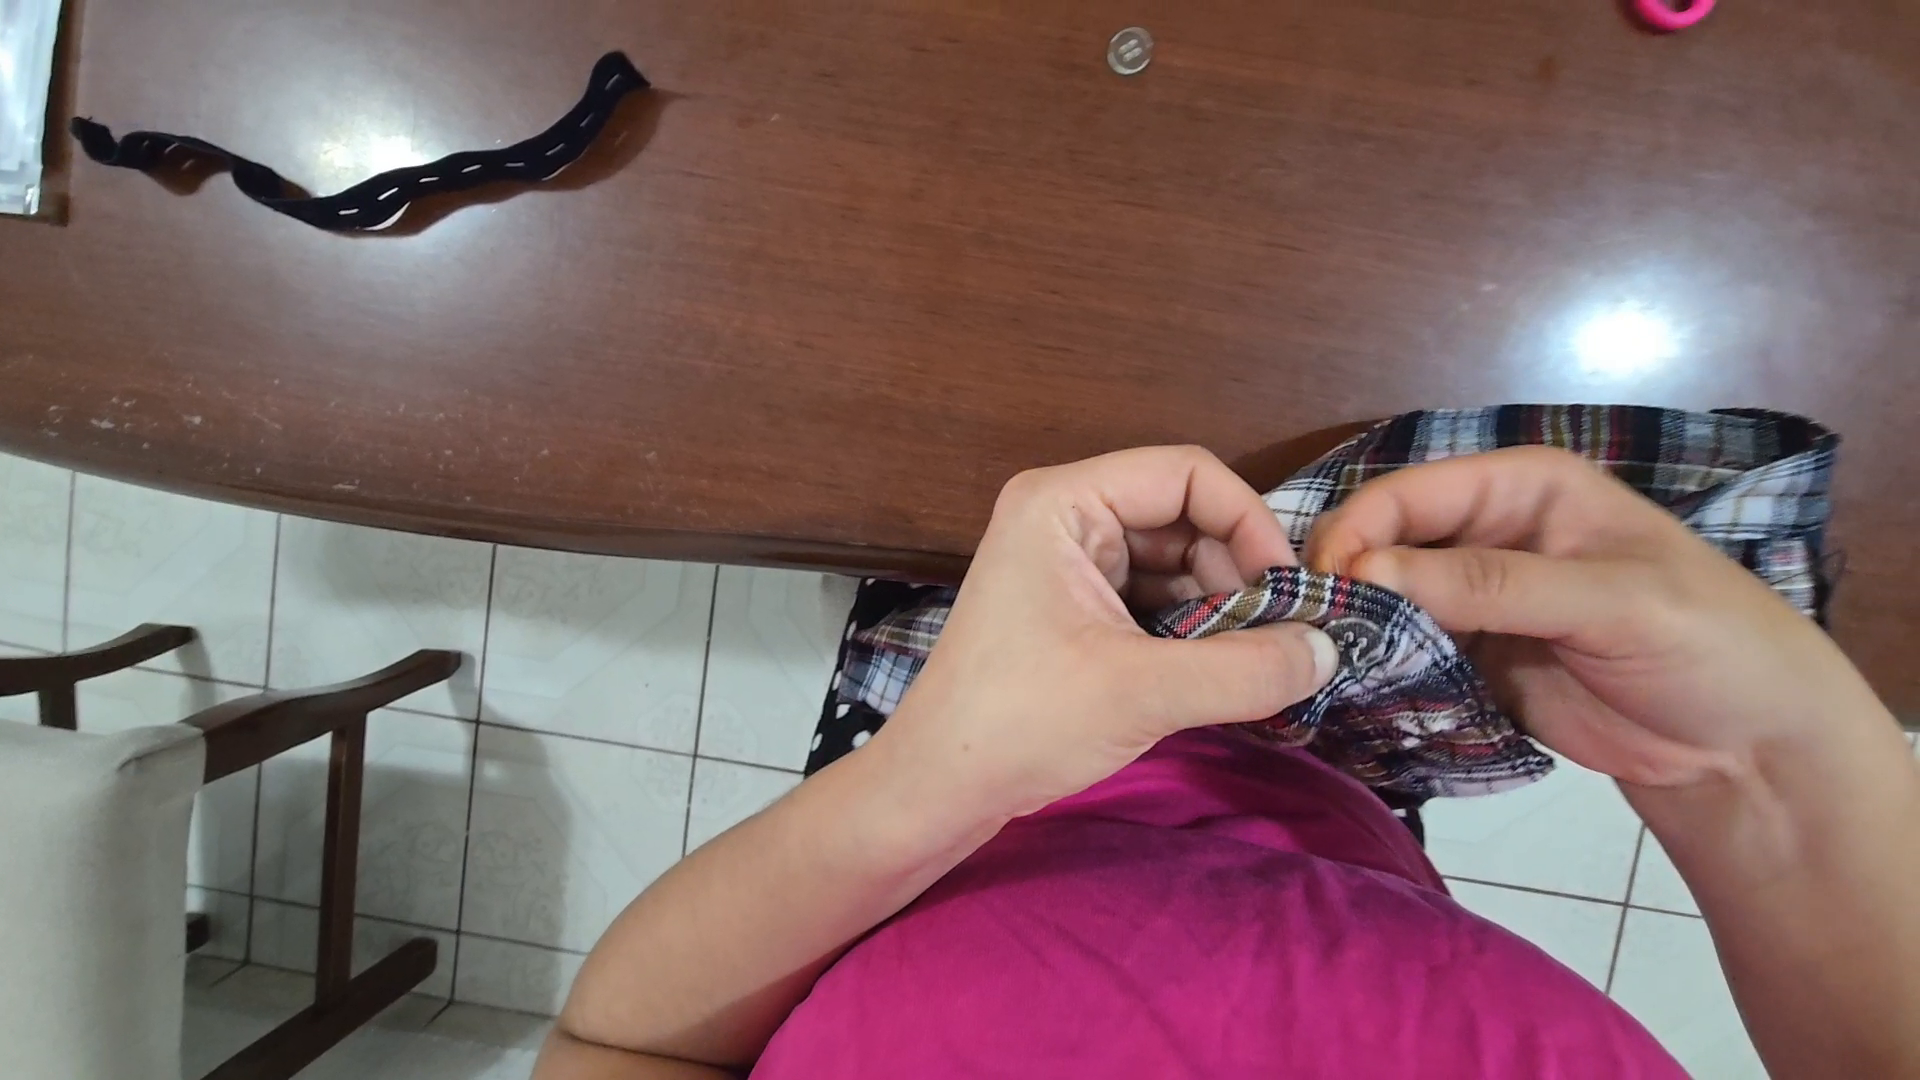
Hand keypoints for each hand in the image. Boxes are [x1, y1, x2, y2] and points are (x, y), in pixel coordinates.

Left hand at [873, 446, 1338, 821]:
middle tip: (1277, 635)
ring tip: (1248, 658)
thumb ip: (1247, 669)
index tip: (1288, 590)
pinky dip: (1188, 624)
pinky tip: (1215, 666)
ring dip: (1216, 604)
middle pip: (1180, 514)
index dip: (1248, 522)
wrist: (941, 783)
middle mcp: (1063, 515)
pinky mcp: (1070, 603)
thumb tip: (1331, 650)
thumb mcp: (1142, 692)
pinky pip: (1148, 594)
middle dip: (1235, 571)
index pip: (1185, 473)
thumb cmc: (1021, 722)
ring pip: (1169, 559)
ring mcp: (1064, 560)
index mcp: (1063, 502)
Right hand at [1305, 446, 1890, 788]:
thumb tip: (1362, 572)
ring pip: (1376, 590)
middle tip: (1317, 626)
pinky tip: (1350, 675)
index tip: (1329, 588)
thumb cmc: (1708, 649)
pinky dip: (1369, 656)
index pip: (1405, 494)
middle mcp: (1478, 529)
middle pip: (1377, 538)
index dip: (1357, 532)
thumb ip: (1489, 583)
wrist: (1748, 754)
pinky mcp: (1455, 646)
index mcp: (1517, 488)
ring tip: (1322, 653)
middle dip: (1343, 576)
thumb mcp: (1613, 604)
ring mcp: (1462, 592)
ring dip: (1351, 618)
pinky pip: (1392, 640)